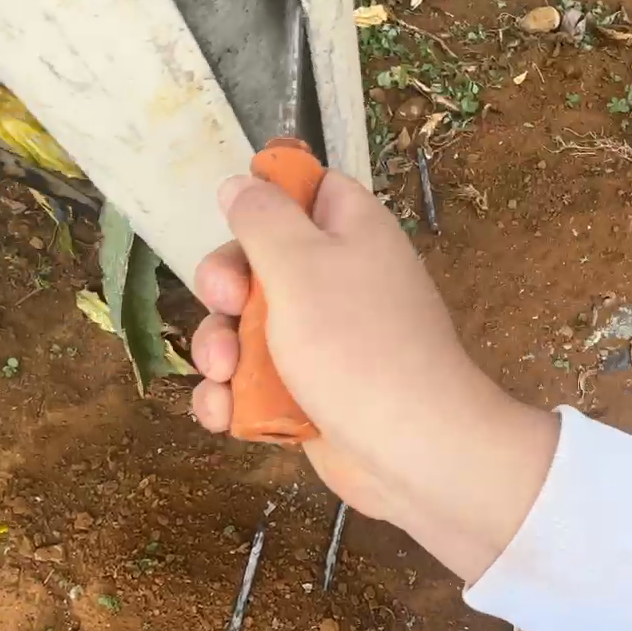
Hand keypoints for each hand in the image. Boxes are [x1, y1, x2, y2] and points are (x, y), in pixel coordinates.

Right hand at [189, 170, 557, 581]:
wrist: (410, 449)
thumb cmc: (357, 344)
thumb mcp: (301, 265)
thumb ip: (265, 219)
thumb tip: (243, 181)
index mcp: (351, 231)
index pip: (308, 189)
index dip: (269, 196)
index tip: (238, 219)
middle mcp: (338, 279)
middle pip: (260, 262)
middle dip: (226, 287)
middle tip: (225, 303)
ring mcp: (323, 339)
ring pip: (248, 327)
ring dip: (220, 350)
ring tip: (224, 375)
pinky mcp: (308, 390)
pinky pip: (257, 381)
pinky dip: (235, 397)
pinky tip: (224, 416)